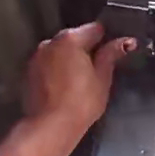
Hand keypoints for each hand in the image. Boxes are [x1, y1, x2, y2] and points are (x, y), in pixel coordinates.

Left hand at [21, 22, 135, 137]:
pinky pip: (49, 63)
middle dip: (87, 49)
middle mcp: (50, 42)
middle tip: (99, 70)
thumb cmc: (82, 102)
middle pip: (75, 38)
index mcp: (70, 39)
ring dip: (71, 59)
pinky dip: (58, 69)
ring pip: (61, 51)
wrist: (50, 126)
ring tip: (82, 81)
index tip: (114, 52)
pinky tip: (66, 87)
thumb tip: (125, 41)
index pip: (95, 29)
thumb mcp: (102, 78)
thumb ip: (111, 55)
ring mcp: (37, 56)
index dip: (107, 39)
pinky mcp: (29, 71)